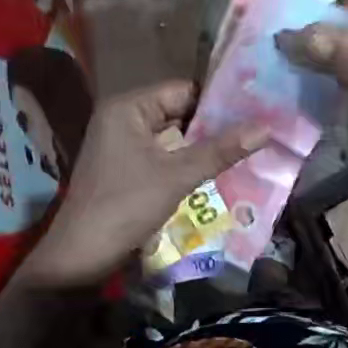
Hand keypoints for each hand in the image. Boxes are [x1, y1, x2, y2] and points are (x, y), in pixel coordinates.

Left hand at [19, 80, 266, 288]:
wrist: (81, 255)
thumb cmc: (126, 206)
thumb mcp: (177, 176)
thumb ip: (220, 151)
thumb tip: (265, 128)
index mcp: (128, 109)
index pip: (182, 91)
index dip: (218, 101)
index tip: (255, 110)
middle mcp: (122, 121)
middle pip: (178, 115)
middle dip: (214, 128)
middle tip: (257, 133)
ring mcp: (122, 148)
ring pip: (173, 141)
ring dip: (202, 150)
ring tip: (247, 152)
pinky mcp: (125, 173)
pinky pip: (163, 161)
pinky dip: (185, 168)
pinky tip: (217, 175)